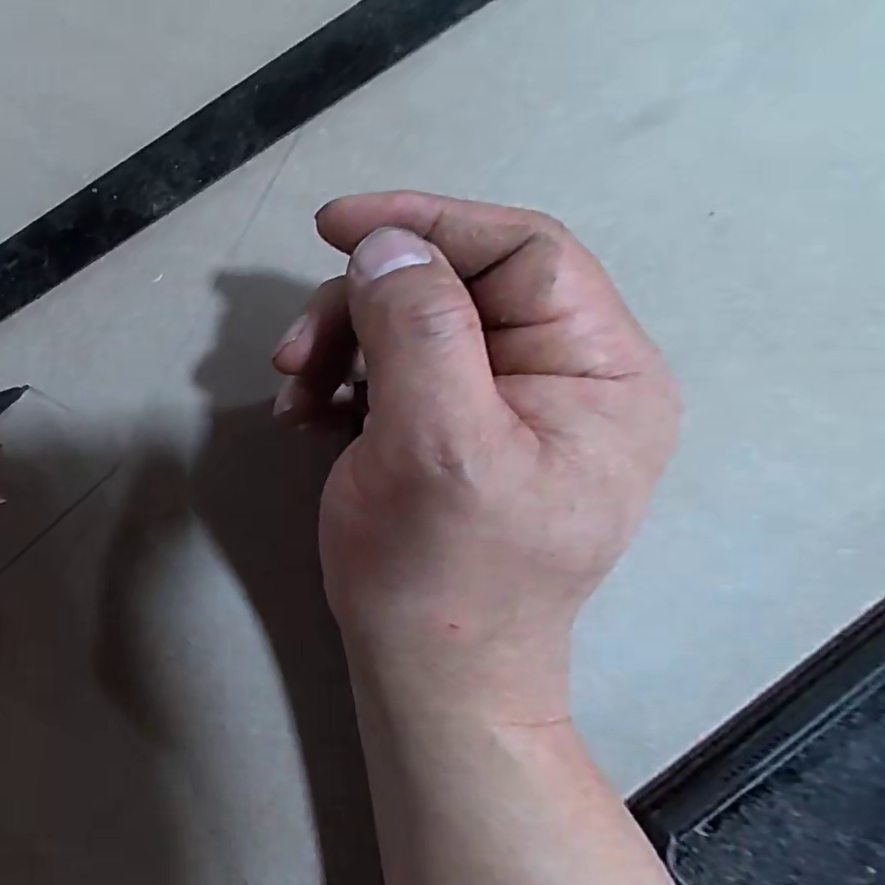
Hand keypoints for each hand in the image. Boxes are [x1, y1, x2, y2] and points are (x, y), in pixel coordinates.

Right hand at [272, 191, 679, 721]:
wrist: (425, 661)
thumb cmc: (442, 565)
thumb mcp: (436, 442)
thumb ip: (416, 331)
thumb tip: (381, 244)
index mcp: (592, 369)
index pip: (519, 252)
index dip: (427, 223)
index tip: (333, 224)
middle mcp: (548, 373)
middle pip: (445, 287)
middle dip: (357, 305)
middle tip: (293, 351)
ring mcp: (486, 399)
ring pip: (398, 324)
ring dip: (334, 345)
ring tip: (292, 391)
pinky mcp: (432, 422)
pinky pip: (377, 366)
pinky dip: (332, 379)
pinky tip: (304, 413)